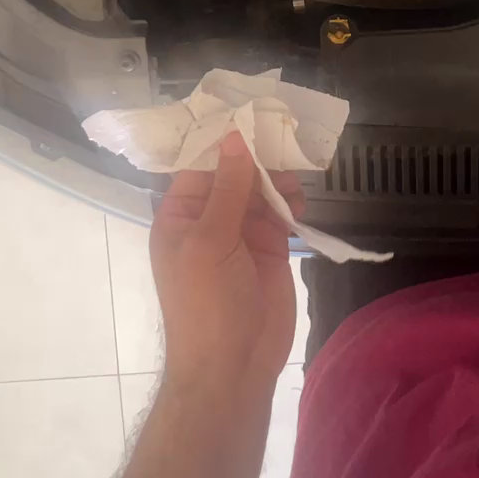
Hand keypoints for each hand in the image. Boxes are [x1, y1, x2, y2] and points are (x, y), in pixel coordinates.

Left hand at [150, 131, 305, 395]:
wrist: (234, 365)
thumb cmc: (206, 303)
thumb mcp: (210, 240)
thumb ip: (228, 187)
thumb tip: (235, 137)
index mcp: (180, 214)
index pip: (200, 164)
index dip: (223, 140)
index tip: (250, 112)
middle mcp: (209, 217)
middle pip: (234, 172)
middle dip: (256, 156)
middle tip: (283, 136)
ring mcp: (240, 231)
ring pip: (260, 188)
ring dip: (277, 179)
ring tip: (292, 181)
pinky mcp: (269, 245)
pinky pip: (280, 210)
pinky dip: (290, 201)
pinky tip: (298, 203)